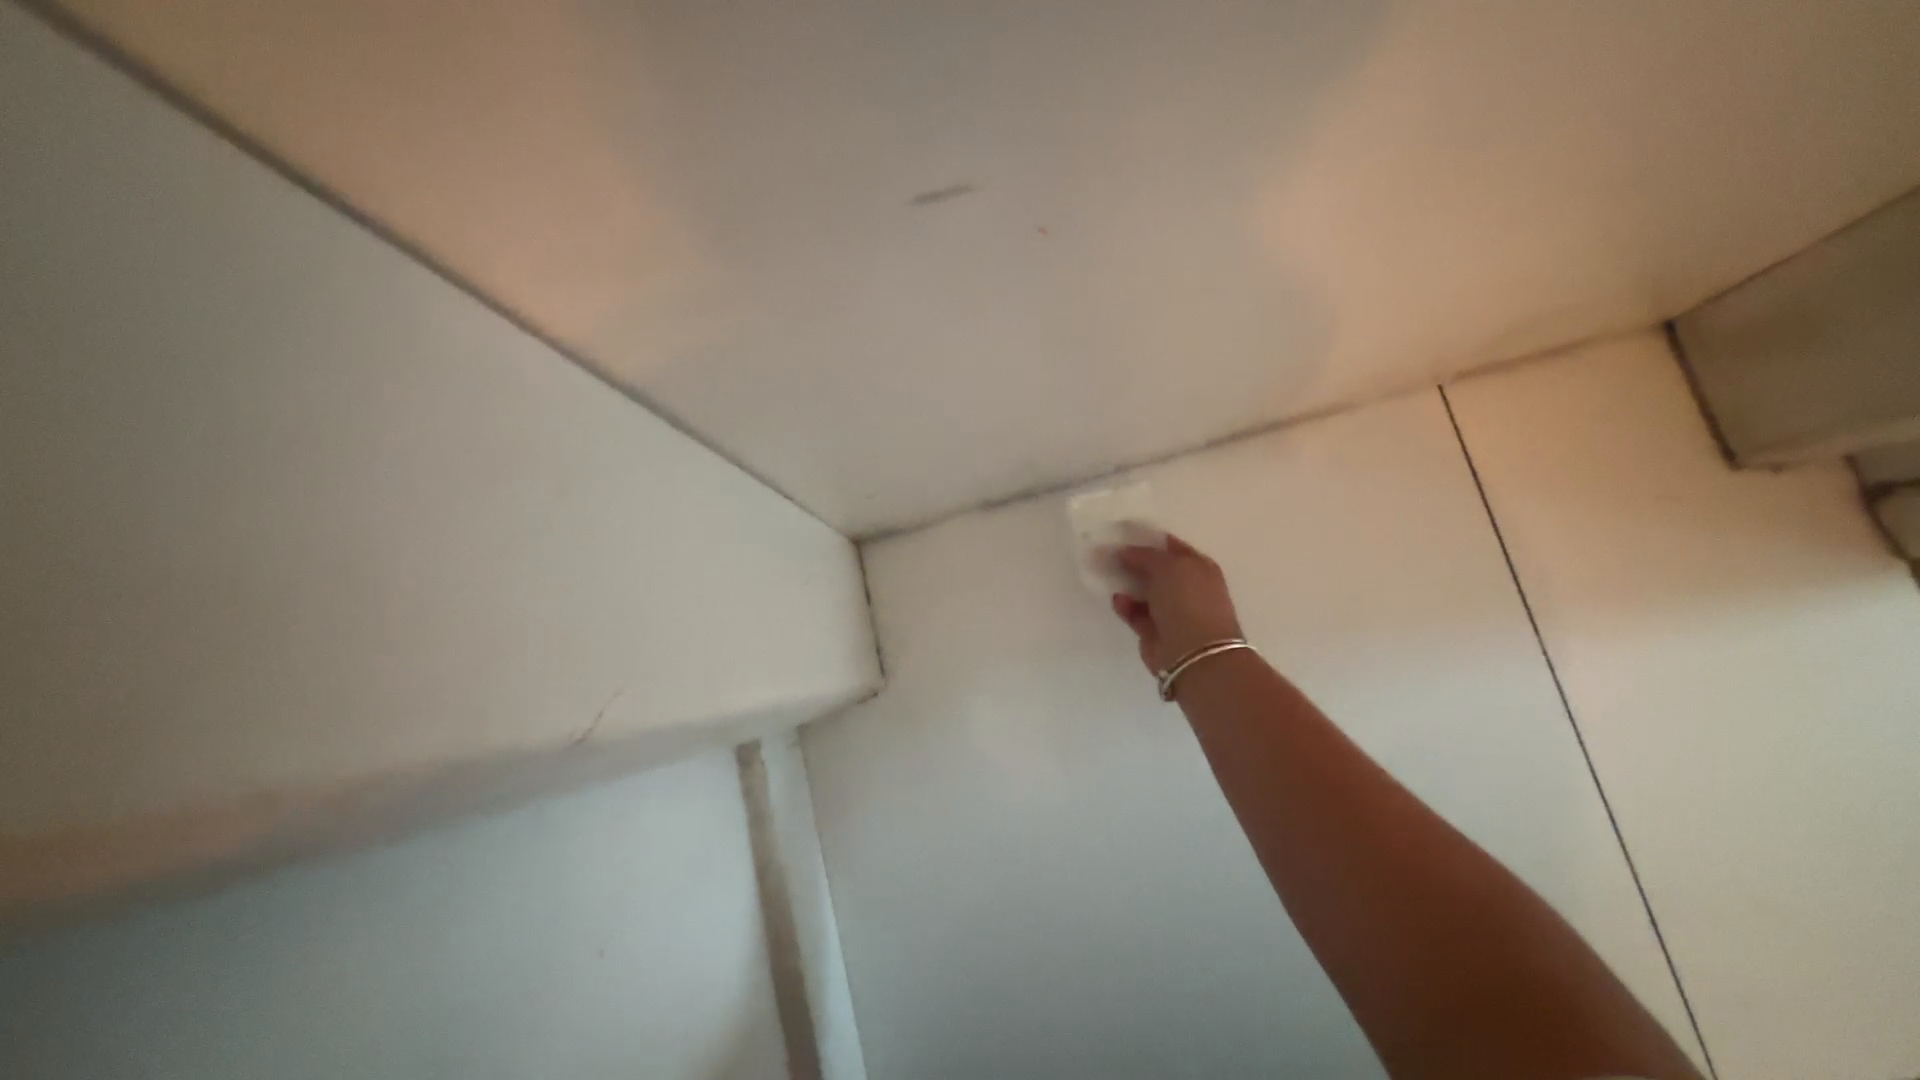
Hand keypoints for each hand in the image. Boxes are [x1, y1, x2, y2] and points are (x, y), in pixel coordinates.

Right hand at [1111, 535, 1245, 673]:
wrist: (1192, 652)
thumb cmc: (1187, 600)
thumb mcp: (1168, 566)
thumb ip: (1145, 555)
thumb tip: (1125, 551)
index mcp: (1198, 567)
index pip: (1171, 547)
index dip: (1148, 540)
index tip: (1122, 534)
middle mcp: (1186, 587)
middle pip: (1155, 569)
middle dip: (1133, 562)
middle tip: (1107, 553)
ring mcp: (1171, 610)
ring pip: (1144, 591)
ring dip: (1126, 583)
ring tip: (1106, 574)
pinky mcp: (1154, 630)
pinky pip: (1135, 612)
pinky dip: (1126, 606)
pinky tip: (1118, 600)